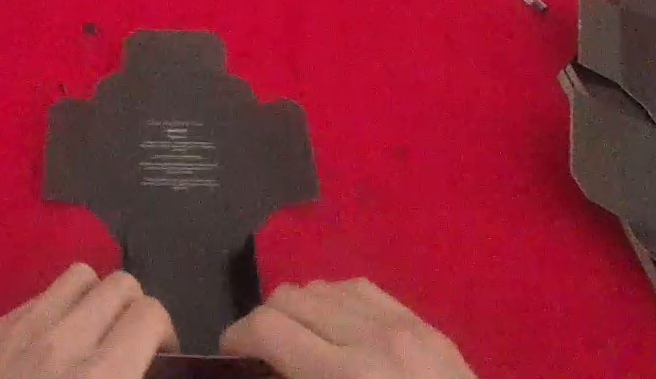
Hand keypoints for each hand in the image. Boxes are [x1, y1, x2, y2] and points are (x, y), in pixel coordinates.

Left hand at [0, 263, 178, 378]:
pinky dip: (55, 314)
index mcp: (100, 376)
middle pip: (120, 283)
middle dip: (134, 311)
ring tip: (92, 334)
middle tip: (130, 345)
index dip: (163, 334)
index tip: (159, 359)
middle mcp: (63, 340)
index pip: (150, 313)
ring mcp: (21, 329)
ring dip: (95, 300)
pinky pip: (38, 298)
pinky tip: (47, 352)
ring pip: (79, 276)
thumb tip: (140, 372)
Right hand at [220, 279, 474, 378]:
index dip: (237, 336)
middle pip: (290, 297)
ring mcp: (403, 325)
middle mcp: (371, 337)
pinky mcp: (426, 325)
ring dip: (300, 309)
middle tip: (262, 353)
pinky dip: (336, 301)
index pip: (269, 328)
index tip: (229, 354)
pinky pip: (361, 288)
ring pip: (322, 285)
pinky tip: (338, 328)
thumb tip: (264, 370)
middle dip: (265, 321)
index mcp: (347, 377)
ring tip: (300, 340)